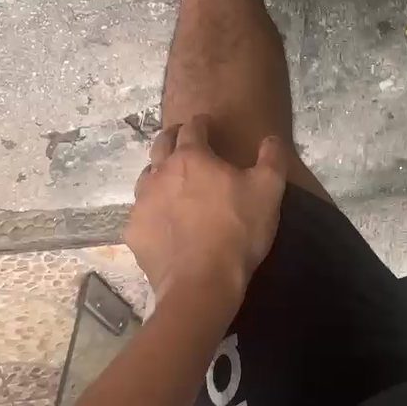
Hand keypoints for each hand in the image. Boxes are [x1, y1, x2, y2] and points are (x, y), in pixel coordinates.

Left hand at [126, 116, 286, 301]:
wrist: (202, 285)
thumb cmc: (237, 230)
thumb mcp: (269, 189)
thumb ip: (272, 157)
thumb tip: (270, 139)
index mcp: (192, 157)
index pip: (192, 127)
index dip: (201, 122)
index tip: (208, 123)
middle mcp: (161, 173)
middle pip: (161, 144)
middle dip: (173, 137)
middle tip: (184, 139)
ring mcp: (143, 203)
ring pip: (146, 177)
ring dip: (159, 171)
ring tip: (172, 179)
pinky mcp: (134, 233)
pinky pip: (141, 211)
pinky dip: (152, 207)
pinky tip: (163, 219)